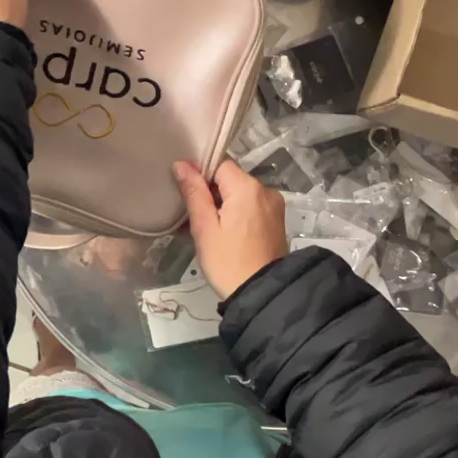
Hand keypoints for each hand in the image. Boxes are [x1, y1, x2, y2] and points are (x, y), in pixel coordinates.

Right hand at [174, 159, 286, 297]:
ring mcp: (273, 206)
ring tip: (203, 225)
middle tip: (189, 212)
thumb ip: (194, 193)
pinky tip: (221, 232)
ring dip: (221, 204)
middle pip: (230, 178)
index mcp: (248, 187)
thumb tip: (182, 164)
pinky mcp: (275, 220)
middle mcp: (265, 190)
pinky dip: (234, 213)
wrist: (262, 293)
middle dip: (209, 191)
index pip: (220, 164)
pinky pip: (250, 207)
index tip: (184, 190)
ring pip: (240, 194)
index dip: (200, 173)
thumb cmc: (228, 262)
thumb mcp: (204, 228)